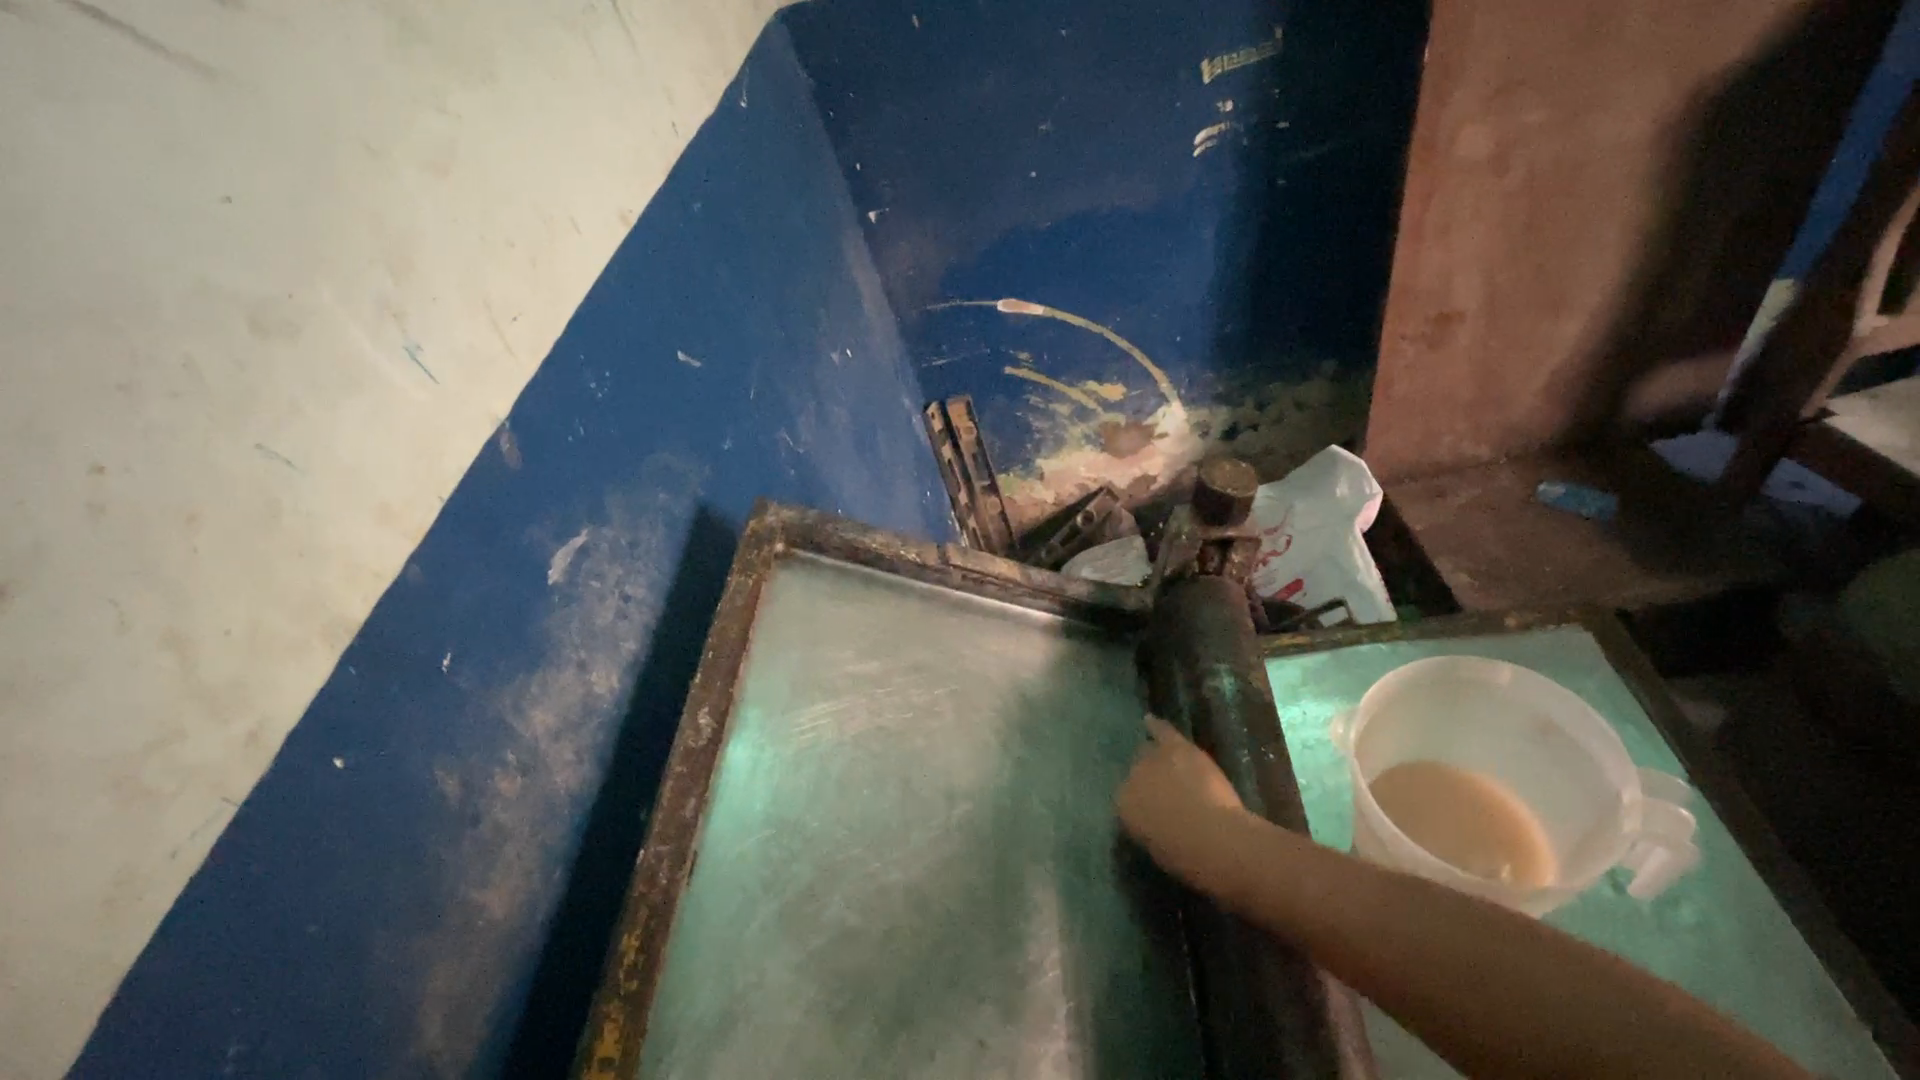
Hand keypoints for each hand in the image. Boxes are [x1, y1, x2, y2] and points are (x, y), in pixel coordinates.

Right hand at [1116, 715, 1249, 887]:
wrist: (1214, 839)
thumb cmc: (1187, 856)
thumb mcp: (1157, 847)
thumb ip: (1149, 826)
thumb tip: (1155, 819)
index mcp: (1123, 808)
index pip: (1126, 799)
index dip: (1142, 802)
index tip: (1153, 810)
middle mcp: (1131, 778)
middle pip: (1136, 771)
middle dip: (1148, 779)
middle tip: (1164, 790)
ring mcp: (1153, 760)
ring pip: (1149, 752)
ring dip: (1156, 758)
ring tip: (1163, 761)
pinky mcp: (1176, 749)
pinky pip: (1163, 732)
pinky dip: (1157, 726)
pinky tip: (1149, 719)